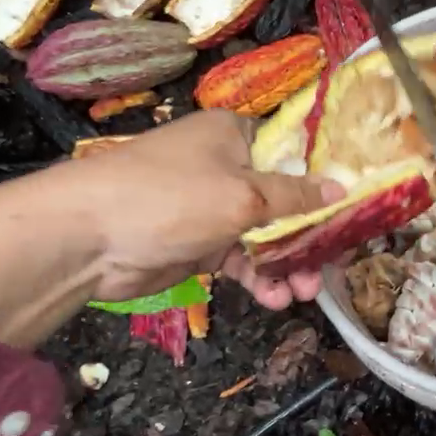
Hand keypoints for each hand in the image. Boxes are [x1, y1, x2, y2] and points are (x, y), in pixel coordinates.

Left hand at [69, 110, 339, 309]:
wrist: (80, 240)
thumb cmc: (167, 199)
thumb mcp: (243, 196)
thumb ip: (298, 198)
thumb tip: (345, 191)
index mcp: (237, 136)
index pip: (298, 155)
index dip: (329, 185)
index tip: (355, 215)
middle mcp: (228, 166)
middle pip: (289, 202)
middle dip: (310, 240)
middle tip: (328, 271)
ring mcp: (213, 206)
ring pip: (269, 236)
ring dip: (288, 266)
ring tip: (300, 296)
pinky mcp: (200, 241)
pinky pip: (243, 258)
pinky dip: (260, 278)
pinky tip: (273, 299)